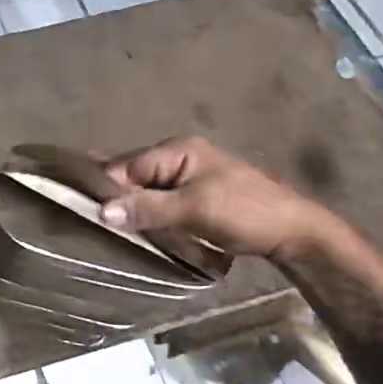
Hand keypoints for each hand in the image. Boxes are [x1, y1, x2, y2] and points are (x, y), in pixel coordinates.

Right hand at [95, 136, 344, 258]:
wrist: (298, 234)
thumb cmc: (249, 213)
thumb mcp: (195, 209)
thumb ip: (148, 208)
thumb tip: (102, 211)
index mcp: (179, 150)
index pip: (127, 166)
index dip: (106, 188)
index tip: (84, 210)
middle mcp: (179, 157)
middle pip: (132, 175)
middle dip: (112, 195)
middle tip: (85, 218)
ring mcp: (188, 177)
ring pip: (143, 190)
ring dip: (127, 207)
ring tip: (100, 226)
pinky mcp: (193, 198)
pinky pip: (157, 202)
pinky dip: (143, 213)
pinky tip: (129, 227)